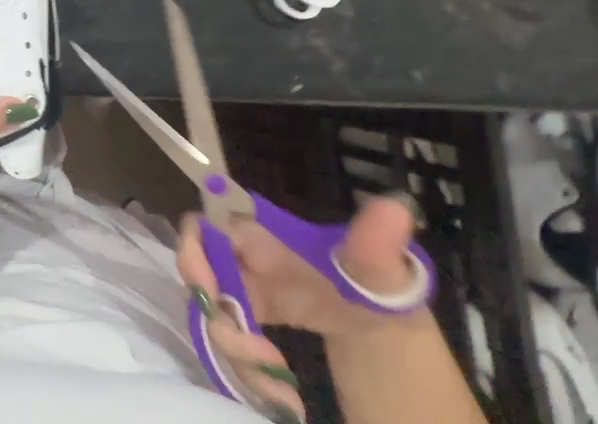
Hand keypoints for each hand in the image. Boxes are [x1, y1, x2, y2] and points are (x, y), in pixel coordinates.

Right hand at [176, 193, 423, 420]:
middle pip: (201, 272)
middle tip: (246, 349)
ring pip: (212, 314)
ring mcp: (252, 296)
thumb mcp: (387, 288)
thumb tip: (392, 204)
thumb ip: (378, 249)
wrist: (403, 364)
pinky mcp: (256, 329)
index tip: (208, 292)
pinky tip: (282, 393)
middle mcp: (253, 261)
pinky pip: (230, 344)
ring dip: (234, 352)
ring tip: (279, 383)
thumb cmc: (392, 312)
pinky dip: (246, 373)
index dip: (194, 250)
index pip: (212, 225)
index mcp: (273, 239)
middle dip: (212, 313)